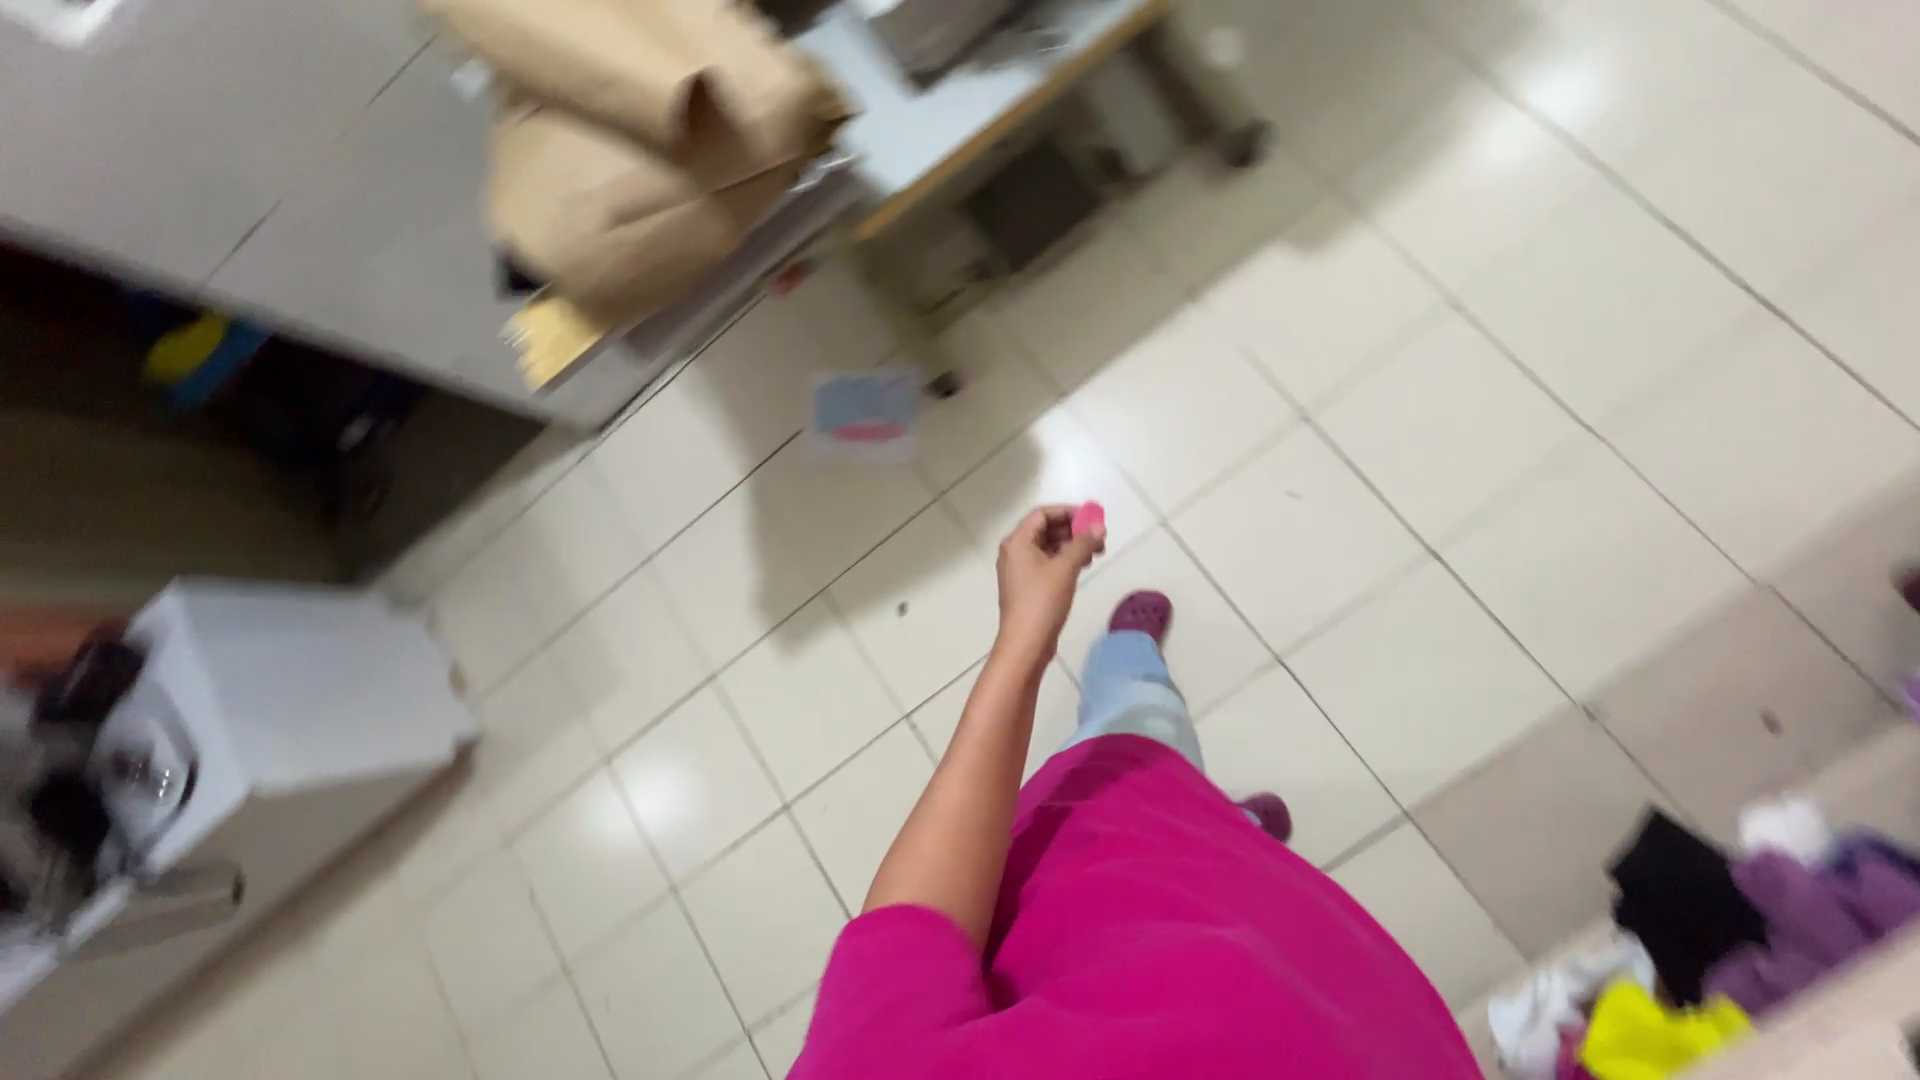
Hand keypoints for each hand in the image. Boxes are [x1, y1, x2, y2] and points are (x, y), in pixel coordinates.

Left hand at [994, 505, 1105, 661]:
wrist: (1026, 643)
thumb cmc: (1042, 601)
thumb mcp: (1065, 568)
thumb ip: (1083, 544)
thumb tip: (1099, 528)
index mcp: (1017, 542)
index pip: (1042, 514)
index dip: (1068, 512)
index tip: (1092, 518)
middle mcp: (1015, 552)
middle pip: (1045, 529)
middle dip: (1073, 530)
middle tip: (1099, 537)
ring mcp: (1020, 570)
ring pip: (1048, 547)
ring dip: (1072, 546)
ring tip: (1096, 552)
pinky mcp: (1028, 586)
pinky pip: (1048, 564)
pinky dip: (1065, 560)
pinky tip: (1084, 565)